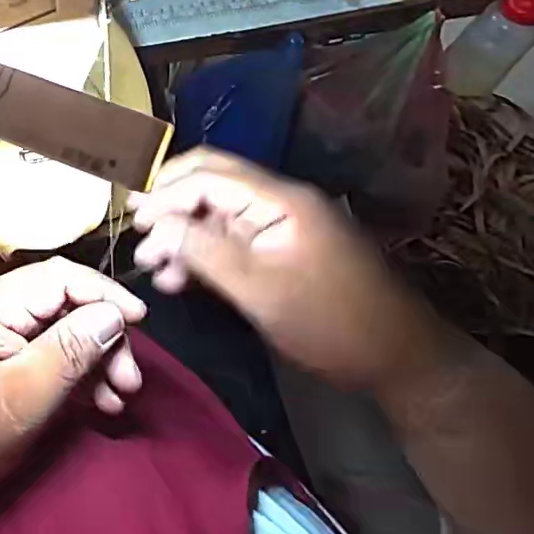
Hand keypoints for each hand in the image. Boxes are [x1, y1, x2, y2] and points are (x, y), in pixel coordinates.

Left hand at [0, 258, 147, 509]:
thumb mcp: (21, 396)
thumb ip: (70, 352)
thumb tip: (115, 315)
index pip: (65, 277)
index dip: (107, 294)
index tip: (141, 322)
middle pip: (67, 303)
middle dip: (103, 338)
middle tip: (129, 382)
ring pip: (62, 329)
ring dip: (94, 360)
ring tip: (117, 401)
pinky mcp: (1, 354)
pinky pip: (47, 351)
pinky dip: (73, 373)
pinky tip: (96, 404)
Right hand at [128, 148, 437, 392]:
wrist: (400, 358)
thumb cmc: (332, 324)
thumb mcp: (261, 292)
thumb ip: (207, 252)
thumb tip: (159, 226)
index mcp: (280, 198)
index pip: (209, 176)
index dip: (166, 194)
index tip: (133, 220)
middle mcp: (279, 199)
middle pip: (212, 182)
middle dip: (171, 204)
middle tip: (140, 236)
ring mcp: (281, 222)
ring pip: (218, 212)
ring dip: (185, 232)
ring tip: (155, 266)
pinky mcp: (281, 246)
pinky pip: (234, 237)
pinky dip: (206, 251)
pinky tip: (182, 277)